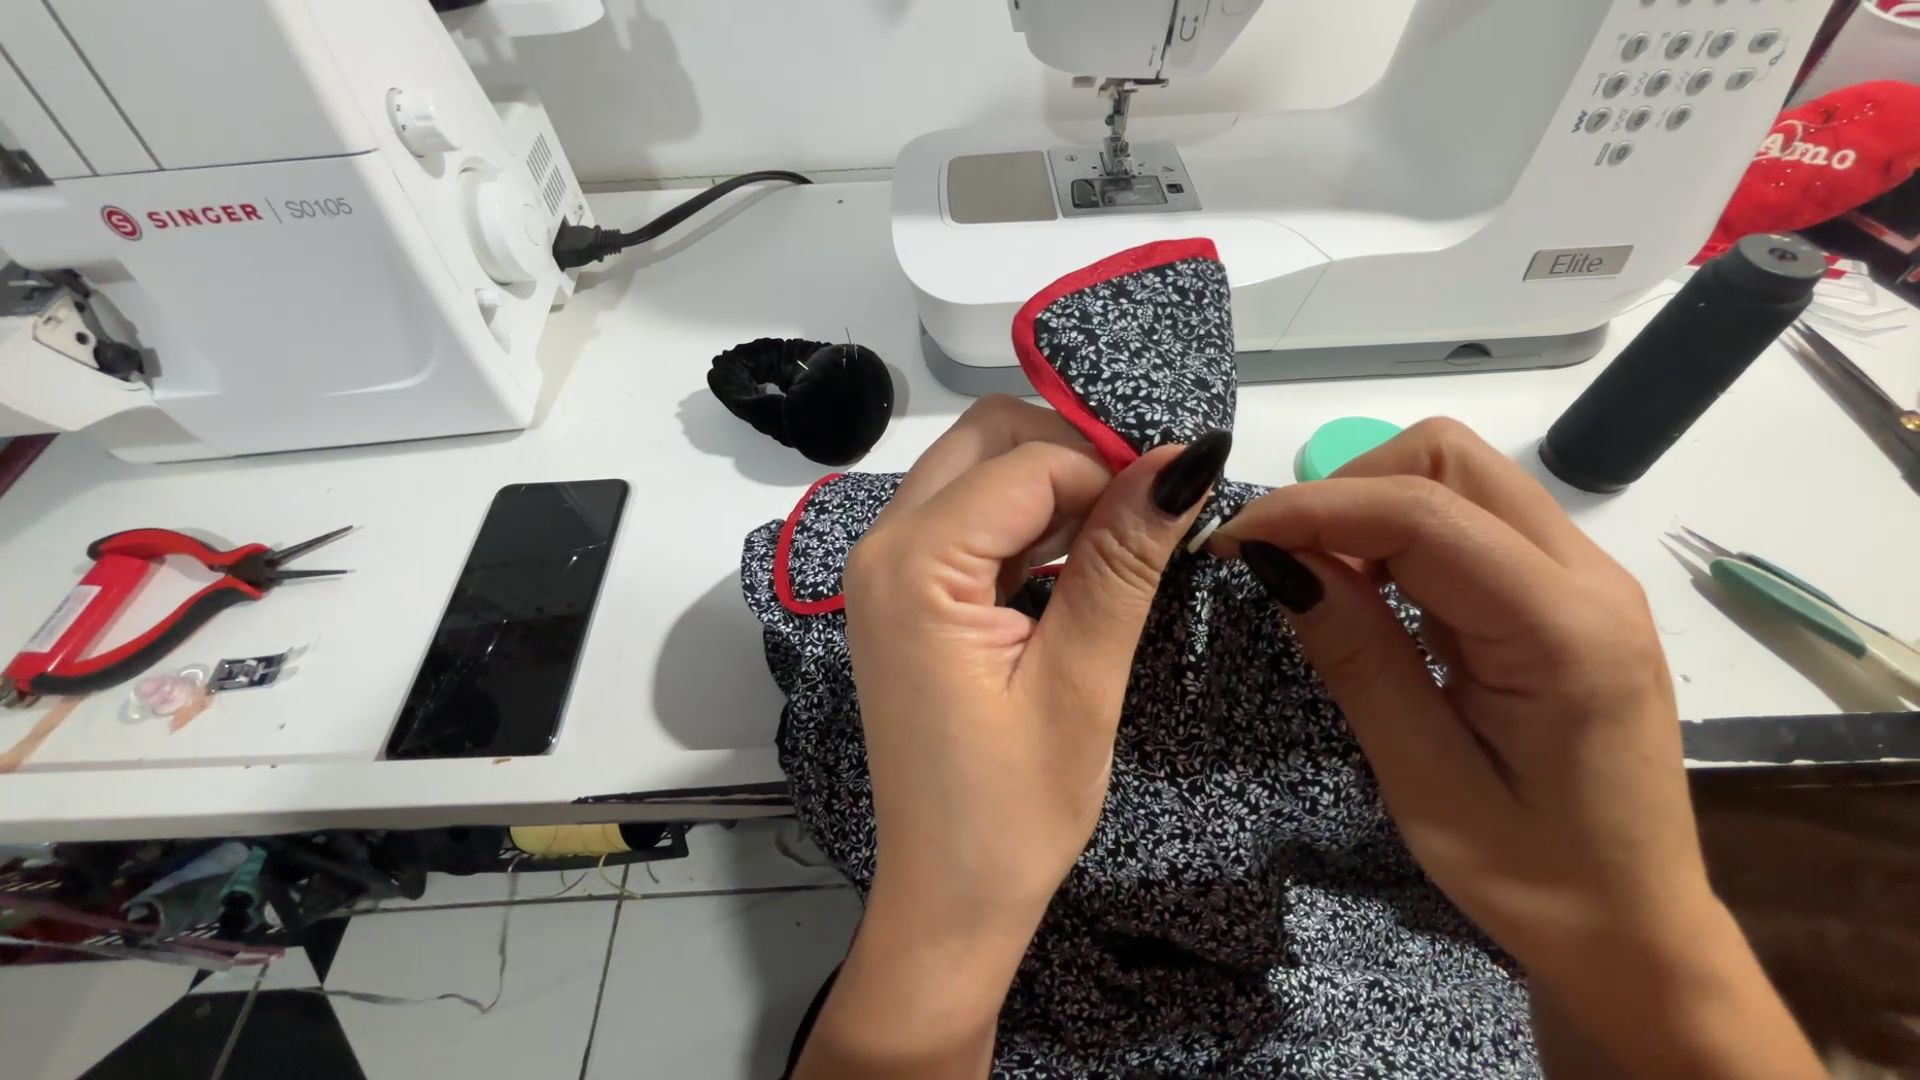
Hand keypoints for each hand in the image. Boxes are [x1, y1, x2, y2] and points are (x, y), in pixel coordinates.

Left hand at [794, 395, 1228, 1077]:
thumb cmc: (1015, 811)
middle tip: (1141, 516)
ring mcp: (884, 569)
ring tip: (1118, 541)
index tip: (1176, 506)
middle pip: (987, 439)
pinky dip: (1025, 519)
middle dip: (1073, 456)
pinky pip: (966, 516)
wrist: (948, 893)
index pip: (1028, 463)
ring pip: (977, 469)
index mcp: (913, 568)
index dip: (1111, 471)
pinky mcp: (902, 593)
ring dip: (1052, 485)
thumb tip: (1185, 460)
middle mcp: (882, 548)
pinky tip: (1071, 561)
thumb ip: (1123, 560)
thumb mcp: (1081, 682)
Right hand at [1211, 418, 1820, 1077]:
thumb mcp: (1421, 776)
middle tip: (1282, 558)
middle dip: (1344, 488)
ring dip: (1366, 506)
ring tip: (1316, 577)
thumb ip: (1355, 655)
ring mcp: (1580, 575)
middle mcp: (1586, 576)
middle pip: (1447, 458)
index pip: (1422, 512)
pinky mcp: (1557, 588)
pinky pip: (1463, 517)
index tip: (1232, 543)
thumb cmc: (1529, 872)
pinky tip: (1362, 589)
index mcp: (1562, 630)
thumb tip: (1278, 561)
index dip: (1312, 508)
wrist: (1633, 924)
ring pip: (1454, 475)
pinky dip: (1391, 531)